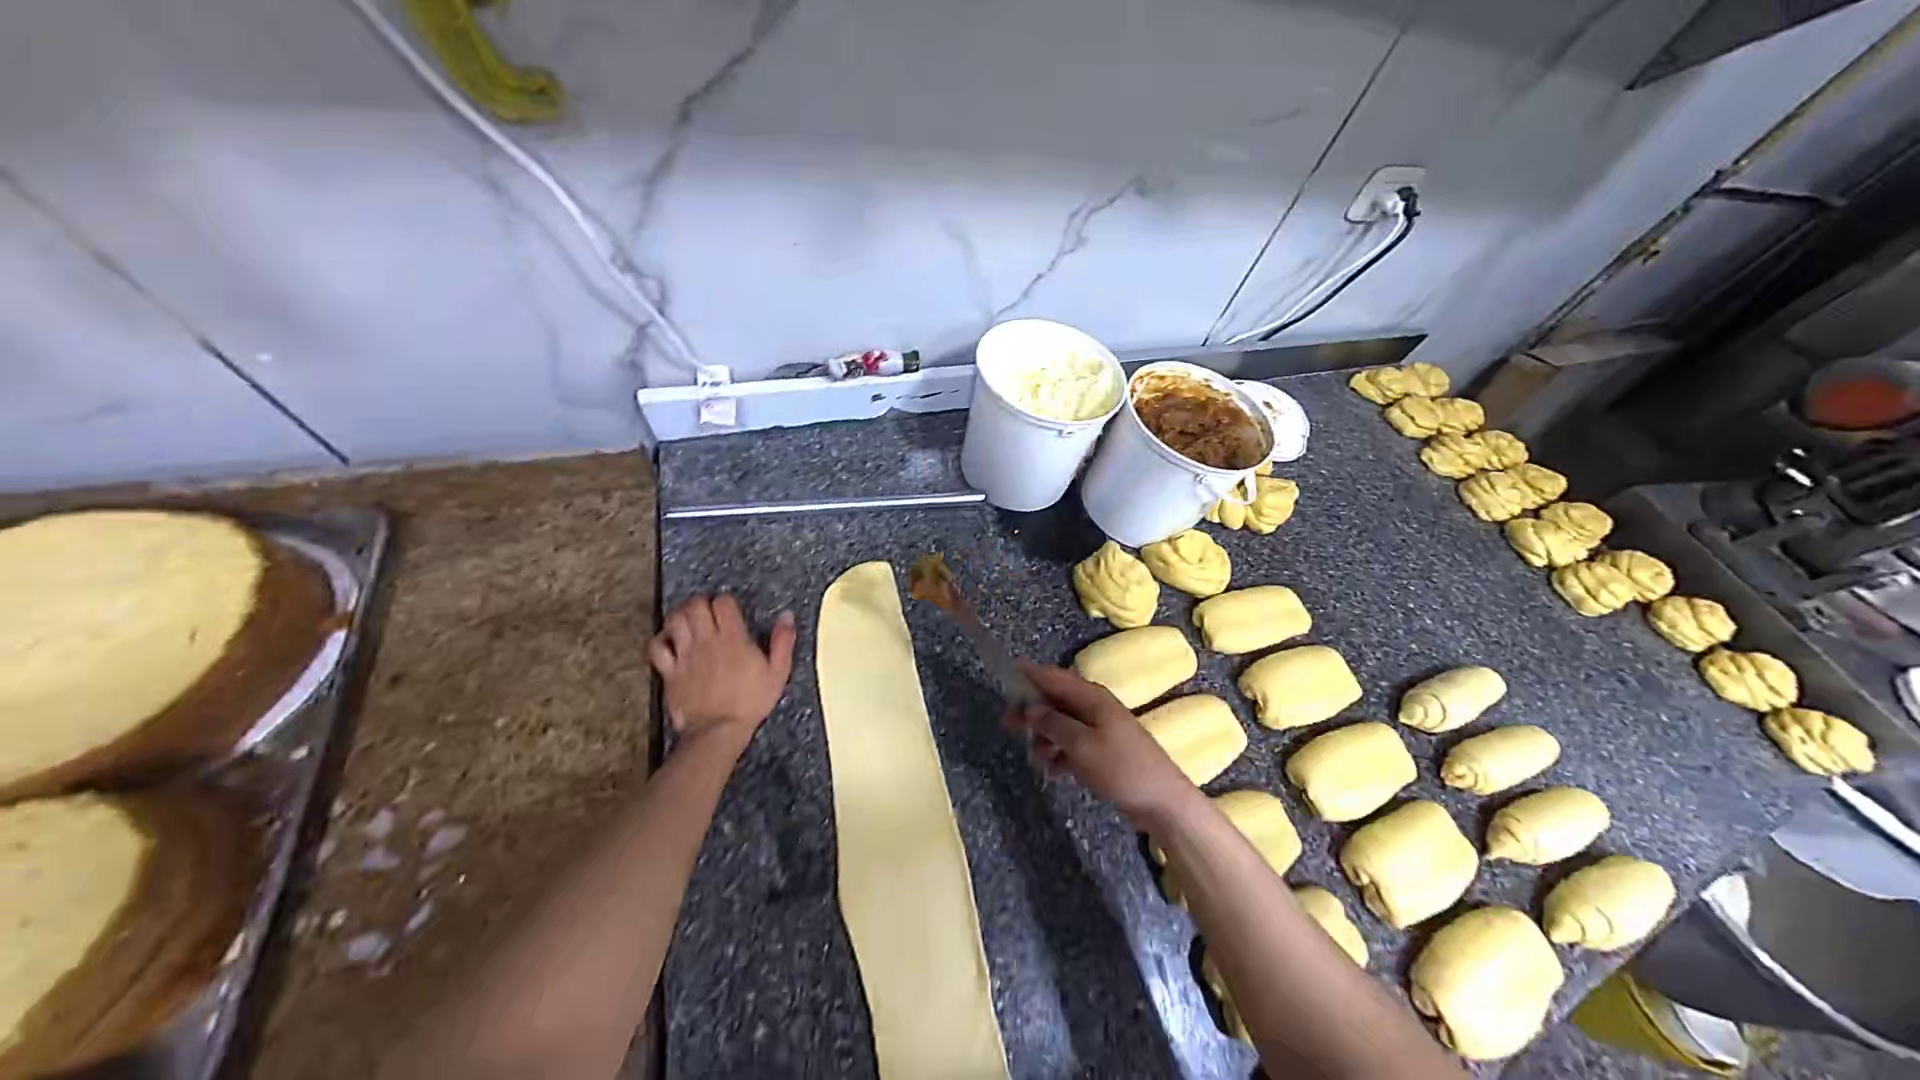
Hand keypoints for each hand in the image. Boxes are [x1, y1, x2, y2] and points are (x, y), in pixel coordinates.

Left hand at [649, 593, 796, 748]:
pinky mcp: (670, 671)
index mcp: (733, 638)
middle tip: (706, 610)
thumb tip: (787, 616)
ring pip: (674, 620)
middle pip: (695, 605)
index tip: (730, 609)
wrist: (719, 731)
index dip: (726, 600)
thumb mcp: (777, 673)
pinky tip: (669, 641)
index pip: (723, 602)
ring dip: (680, 615)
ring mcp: (685, 655)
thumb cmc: (751, 702)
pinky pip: (656, 646)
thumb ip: (783, 641)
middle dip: (700, 602)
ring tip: (688, 620)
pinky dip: (660, 639)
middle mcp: (706, 641)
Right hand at [1006, 664, 1198, 824]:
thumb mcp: (1081, 745)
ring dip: (1044, 737)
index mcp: (1091, 697)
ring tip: (1036, 759)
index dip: (1030, 675)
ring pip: (1061, 724)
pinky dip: (1059, 754)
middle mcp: (1095, 707)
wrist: (1162, 801)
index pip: (1055, 677)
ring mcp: (1100, 729)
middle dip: (1032, 711)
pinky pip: (1073, 744)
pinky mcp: (1103, 751)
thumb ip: (1053, 723)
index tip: (1006, 679)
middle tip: (1008, 726)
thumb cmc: (1121, 768)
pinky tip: (1053, 772)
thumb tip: (1031, 707)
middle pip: (1055, 700)